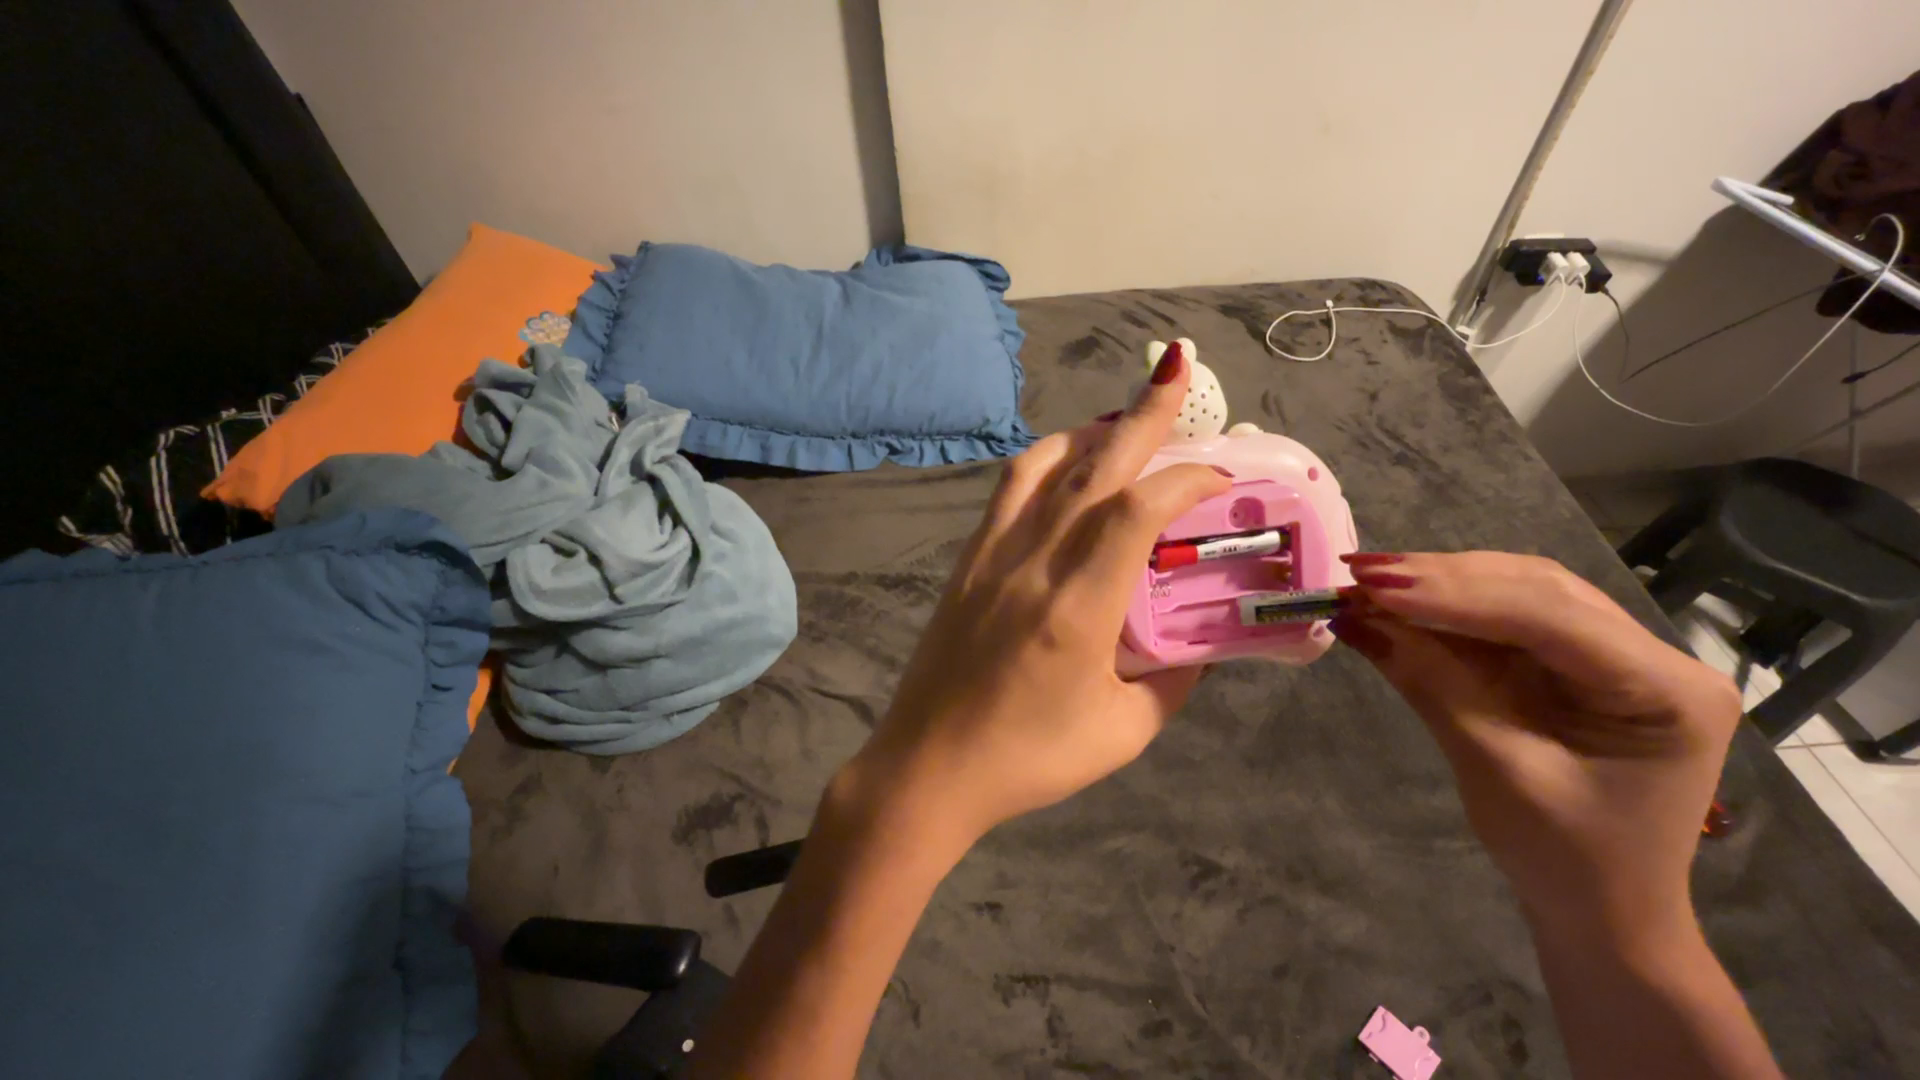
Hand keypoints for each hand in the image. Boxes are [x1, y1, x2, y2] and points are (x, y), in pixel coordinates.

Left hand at [834, 342, 1230, 846]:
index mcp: (1078, 606)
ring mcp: (992, 556)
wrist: (928, 768)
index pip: (1138, 512)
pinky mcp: (967, 563)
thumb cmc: (1028, 759)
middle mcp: (1033, 564)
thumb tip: (1201, 644)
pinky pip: (1008, 491)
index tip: (1220, 475)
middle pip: (1095, 468)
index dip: (1186, 479)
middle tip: (1177, 371)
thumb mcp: (1123, 732)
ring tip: (1125, 423)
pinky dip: (1045, 461)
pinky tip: (1066, 467)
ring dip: (1090, 433)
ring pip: (1044, 466)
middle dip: (1144, 415)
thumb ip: (1173, 682)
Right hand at [1329, 552, 1742, 936]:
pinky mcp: (1576, 663)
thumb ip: (1433, 683)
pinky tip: (1399, 601)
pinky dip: (1449, 610)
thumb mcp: (1494, 768)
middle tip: (1361, 572)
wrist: (1604, 912)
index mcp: (1666, 689)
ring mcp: (1616, 654)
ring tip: (1369, 580)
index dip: (1455, 594)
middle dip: (1443, 579)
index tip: (1374, 584)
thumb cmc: (1563, 857)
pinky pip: (1508, 619)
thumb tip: (1356, 616)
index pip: (1550, 615)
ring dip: (1442, 585)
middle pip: (1538, 589)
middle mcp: (1652, 655)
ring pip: (1521, 591)